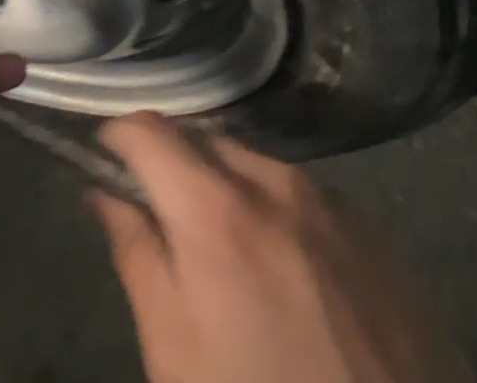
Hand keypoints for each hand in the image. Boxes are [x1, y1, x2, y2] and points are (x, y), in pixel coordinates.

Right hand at [92, 114, 470, 382]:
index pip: (148, 129)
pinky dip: (274, 208)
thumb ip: (136, 254)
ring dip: (224, 185)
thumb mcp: (174, 347)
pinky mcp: (373, 227)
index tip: (103, 161)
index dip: (115, 137)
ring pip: (255, 164)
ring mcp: (332, 200)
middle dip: (170, 164)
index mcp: (217, 208)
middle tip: (158, 218)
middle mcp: (276, 182)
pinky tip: (284, 268)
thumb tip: (103, 193)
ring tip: (223, 251)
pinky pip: (303, 193)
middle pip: (203, 140)